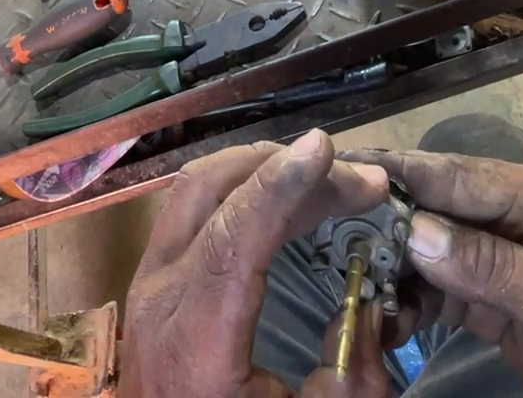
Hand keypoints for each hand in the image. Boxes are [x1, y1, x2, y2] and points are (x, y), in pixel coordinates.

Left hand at [121, 130, 393, 397]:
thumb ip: (350, 382)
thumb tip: (374, 306)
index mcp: (191, 341)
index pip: (231, 237)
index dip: (277, 186)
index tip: (323, 148)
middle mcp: (159, 294)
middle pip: (210, 191)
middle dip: (287, 168)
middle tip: (358, 180)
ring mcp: (148, 276)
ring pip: (197, 185)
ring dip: (261, 166)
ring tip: (326, 176)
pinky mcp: (152, 272)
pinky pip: (192, 202)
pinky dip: (240, 182)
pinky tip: (283, 193)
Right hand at [343, 149, 522, 397]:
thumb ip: (491, 264)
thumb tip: (414, 228)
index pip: (451, 174)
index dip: (394, 170)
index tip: (336, 168)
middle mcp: (508, 216)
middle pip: (431, 206)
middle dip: (382, 221)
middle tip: (326, 233)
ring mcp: (498, 257)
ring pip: (428, 249)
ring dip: (392, 267)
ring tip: (353, 287)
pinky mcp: (491, 298)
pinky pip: (439, 289)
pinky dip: (411, 302)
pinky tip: (388, 320)